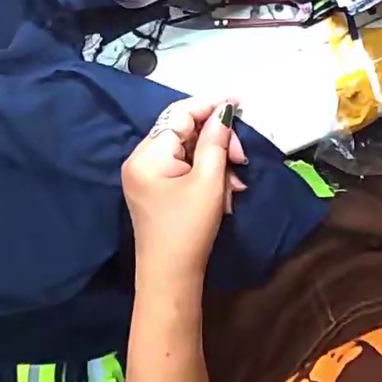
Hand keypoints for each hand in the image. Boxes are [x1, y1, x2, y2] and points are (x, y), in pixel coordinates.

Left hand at [122, 97, 247, 289]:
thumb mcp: (209, 181)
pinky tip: (222, 192)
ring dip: (215, 161)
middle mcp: (140, 159)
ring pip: (187, 150)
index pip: (180, 114)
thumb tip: (224, 110)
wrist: (170, 278)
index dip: (211, 106)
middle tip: (241, 159)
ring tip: (234, 184)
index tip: (239, 103)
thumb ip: (216, 141)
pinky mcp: (154, 188)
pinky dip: (204, 174)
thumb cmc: (189, 229)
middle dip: (216, 142)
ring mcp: (145, 175)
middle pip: (184, 131)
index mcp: (147, 155)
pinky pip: (182, 167)